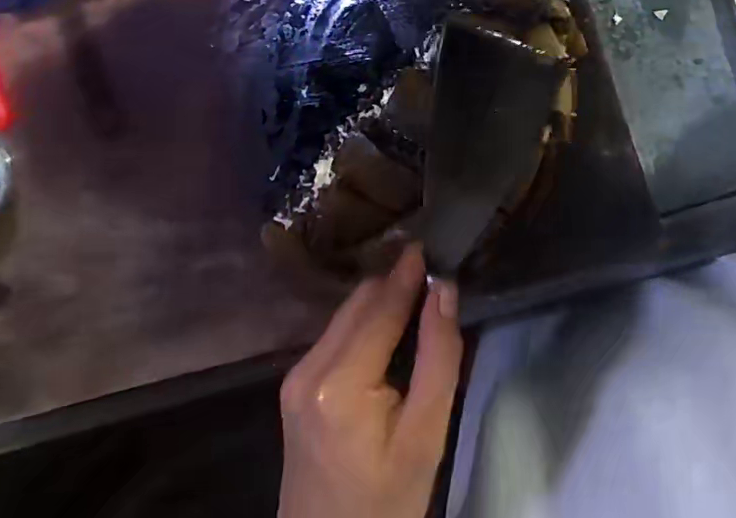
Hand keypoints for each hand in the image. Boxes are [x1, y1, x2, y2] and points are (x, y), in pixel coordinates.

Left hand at [278, 245, 462, 517]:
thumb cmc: (388, 502)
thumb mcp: (426, 439)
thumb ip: (438, 361)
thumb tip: (443, 291)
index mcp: (339, 384)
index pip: (378, 311)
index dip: (404, 275)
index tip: (425, 244)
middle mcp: (307, 368)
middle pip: (356, 307)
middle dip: (391, 284)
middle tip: (426, 266)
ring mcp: (293, 374)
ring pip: (342, 317)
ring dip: (376, 302)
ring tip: (412, 289)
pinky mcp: (291, 383)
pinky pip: (332, 337)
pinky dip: (361, 325)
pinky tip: (385, 328)